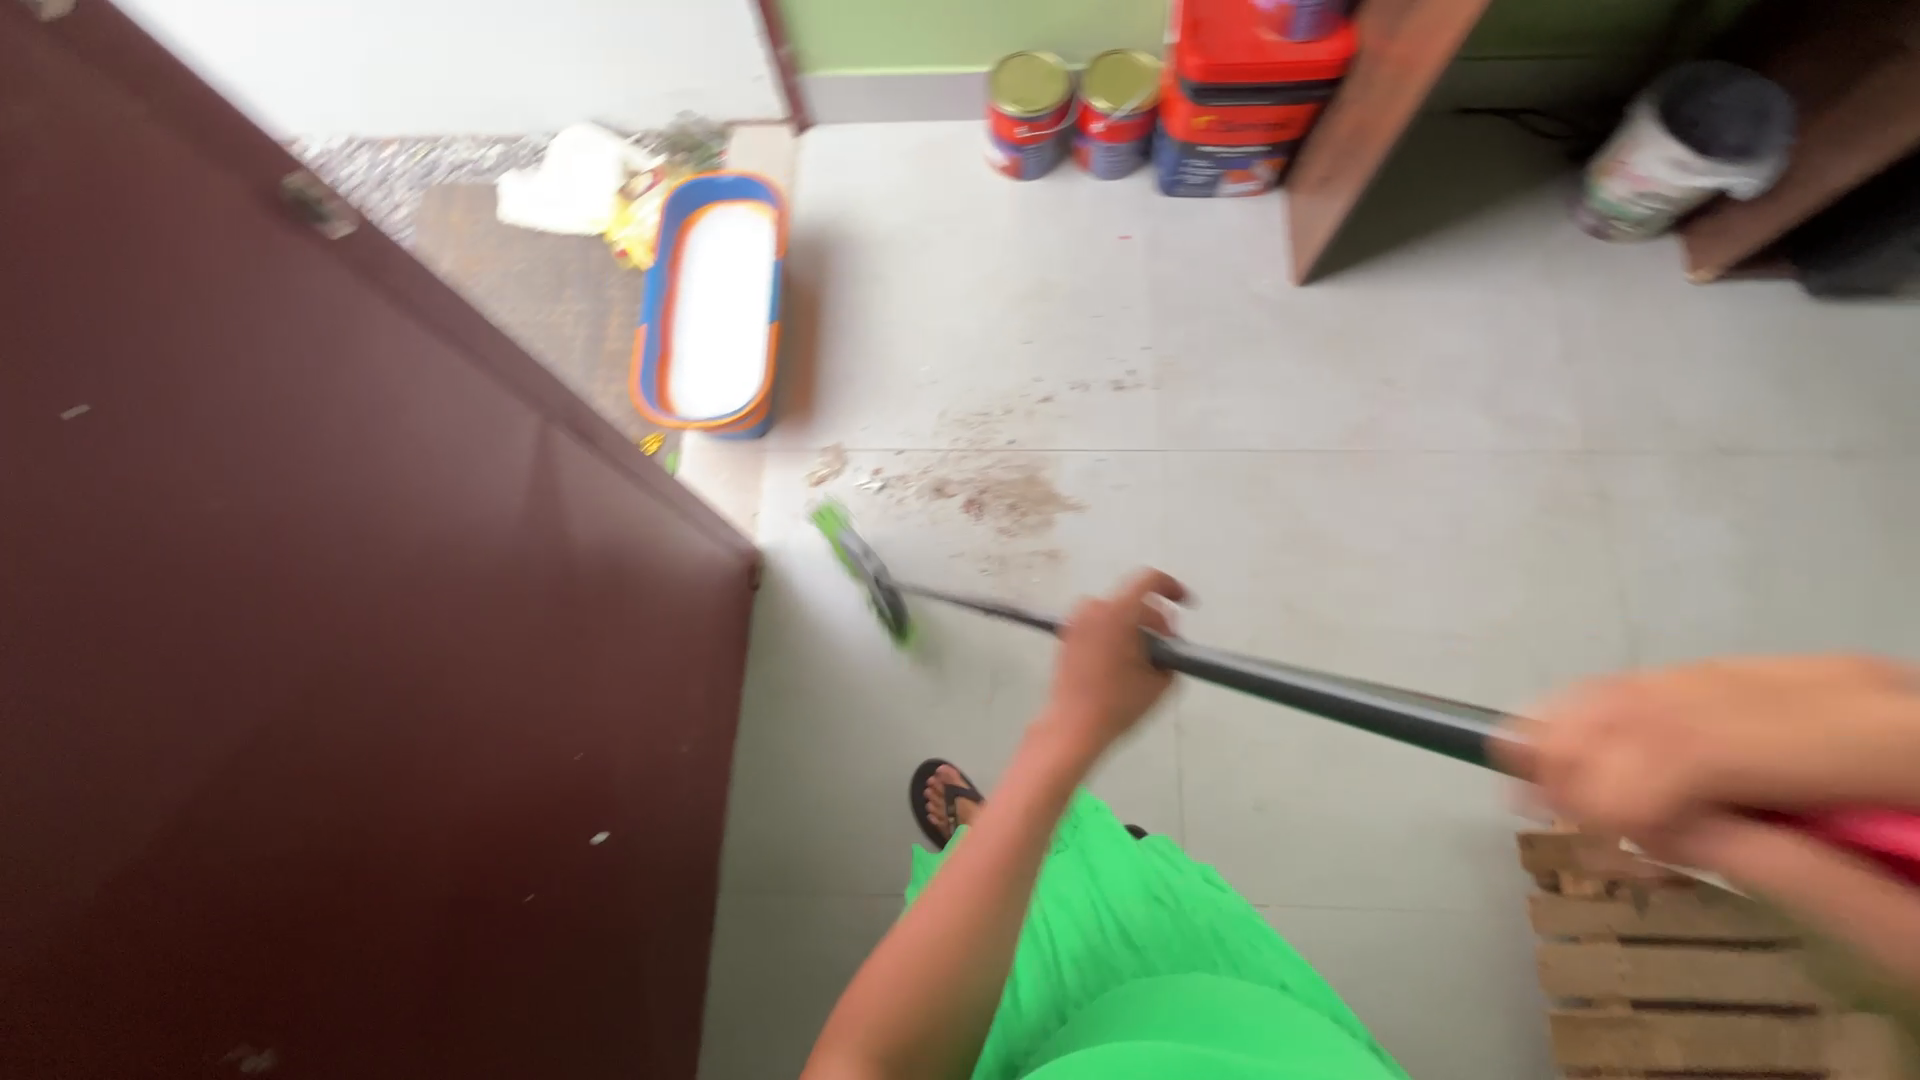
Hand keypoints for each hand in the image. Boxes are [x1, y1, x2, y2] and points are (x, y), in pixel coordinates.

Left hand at [1042, 569, 1187, 753]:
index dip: (1172, 587)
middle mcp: (1092, 608)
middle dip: (1155, 620)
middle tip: (1166, 649)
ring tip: (1144, 658)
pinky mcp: (1066, 635)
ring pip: (1116, 611)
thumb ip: (1171, 651)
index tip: (1185, 604)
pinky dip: (1115, 632)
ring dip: (1134, 627)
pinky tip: (1122, 661)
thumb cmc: (1118, 703)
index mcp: (1116, 612)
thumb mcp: (1160, 680)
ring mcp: (1074, 620)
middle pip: (1133, 600)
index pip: (1148, 580)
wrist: (1072, 725)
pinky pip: (1099, 622)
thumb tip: (1166, 643)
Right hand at [1498, 656, 1919, 998]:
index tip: (1572, 824)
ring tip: (1531, 762)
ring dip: (1586, 717)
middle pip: (1682, 698)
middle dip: (1585, 742)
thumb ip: (1791, 874)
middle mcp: (1860, 691)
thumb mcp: (1909, 932)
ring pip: (1676, 678)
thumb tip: (1649, 830)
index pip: (1716, 741)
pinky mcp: (1800, 683)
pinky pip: (1688, 677)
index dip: (1622, 776)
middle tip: (1526, 793)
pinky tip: (1572, 727)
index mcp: (1898, 749)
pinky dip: (1618, 703)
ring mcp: (1828, 677)